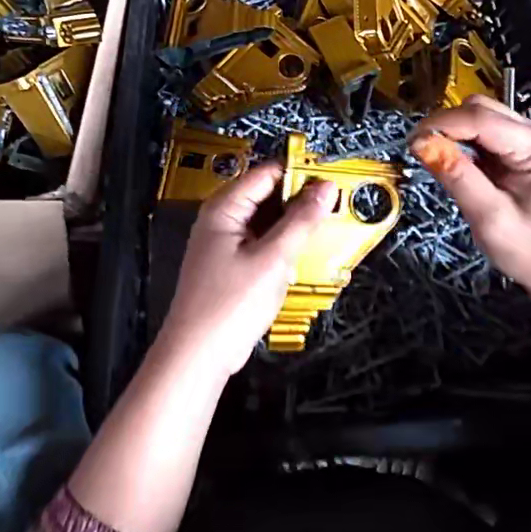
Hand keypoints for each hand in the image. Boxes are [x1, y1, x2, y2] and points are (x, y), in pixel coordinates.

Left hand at [158, 162, 335, 380]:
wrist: (196, 358)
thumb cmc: (229, 306)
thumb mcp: (273, 259)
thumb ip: (301, 221)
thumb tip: (325, 188)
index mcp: (224, 208)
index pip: (267, 173)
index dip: (299, 172)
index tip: (332, 179)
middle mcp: (221, 219)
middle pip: (267, 194)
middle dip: (299, 199)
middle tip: (334, 206)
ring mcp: (224, 242)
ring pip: (267, 219)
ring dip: (293, 223)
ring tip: (324, 228)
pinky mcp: (231, 265)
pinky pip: (262, 241)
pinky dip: (282, 243)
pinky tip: (301, 253)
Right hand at [411, 95, 530, 309]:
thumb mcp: (489, 217)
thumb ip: (456, 176)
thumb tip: (422, 143)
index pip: (480, 117)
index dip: (441, 124)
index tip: (413, 141)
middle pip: (480, 110)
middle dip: (447, 126)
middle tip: (422, 152)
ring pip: (480, 117)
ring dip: (456, 134)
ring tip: (440, 161)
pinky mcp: (521, 151)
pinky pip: (485, 134)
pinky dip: (466, 144)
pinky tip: (459, 165)